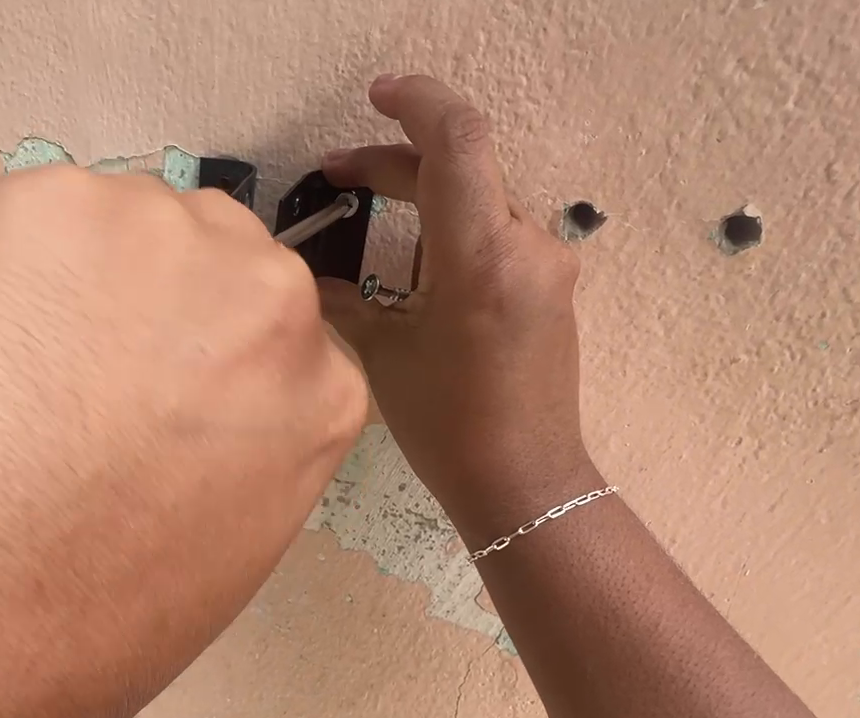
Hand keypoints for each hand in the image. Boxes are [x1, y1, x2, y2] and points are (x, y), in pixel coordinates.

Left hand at [0, 165, 365, 717]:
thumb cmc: (76, 630)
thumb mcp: (209, 563)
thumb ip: (228, 463)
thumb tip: (176, 417)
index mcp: (317, 396)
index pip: (267, 343)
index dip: (192, 367)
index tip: (139, 400)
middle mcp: (262, 296)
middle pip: (203, 260)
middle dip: (143, 308)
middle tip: (62, 383)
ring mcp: (155, 235)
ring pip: (110, 229)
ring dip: (63, 285)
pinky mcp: (40, 204)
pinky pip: (18, 224)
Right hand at [319, 75, 597, 540]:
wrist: (522, 479)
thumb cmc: (447, 427)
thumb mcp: (386, 358)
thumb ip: (348, 305)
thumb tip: (310, 282)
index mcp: (480, 256)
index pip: (457, 141)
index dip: (415, 102)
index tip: (375, 95)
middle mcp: (526, 244)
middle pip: (464, 166)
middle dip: (397, 161)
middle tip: (337, 175)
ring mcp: (546, 263)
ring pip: (480, 202)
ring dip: (424, 197)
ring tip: (368, 214)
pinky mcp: (549, 285)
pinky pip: (496, 236)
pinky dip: (449, 230)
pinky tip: (412, 261)